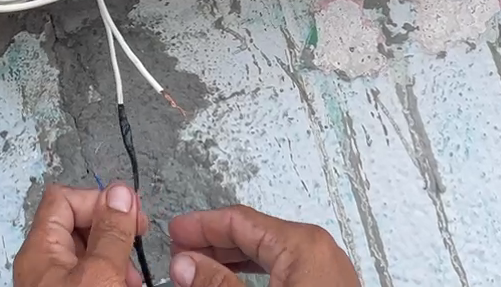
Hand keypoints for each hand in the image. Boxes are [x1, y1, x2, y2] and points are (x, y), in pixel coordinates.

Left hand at [13, 183, 149, 286]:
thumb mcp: (100, 275)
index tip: (131, 211)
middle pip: (77, 224)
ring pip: (86, 253)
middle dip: (112, 229)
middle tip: (137, 242)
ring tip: (133, 275)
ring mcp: (52, 285)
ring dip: (115, 255)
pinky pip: (88, 277)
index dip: (98, 198)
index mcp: (39, 249)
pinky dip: (108, 275)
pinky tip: (124, 285)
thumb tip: (120, 191)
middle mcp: (42, 265)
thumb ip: (110, 233)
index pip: (64, 197)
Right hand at [168, 205, 359, 286]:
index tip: (174, 233)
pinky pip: (284, 270)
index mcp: (301, 243)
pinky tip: (235, 284)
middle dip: (213, 245)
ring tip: (202, 272)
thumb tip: (184, 263)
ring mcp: (326, 270)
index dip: (201, 225)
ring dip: (231, 261)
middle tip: (182, 256)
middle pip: (252, 233)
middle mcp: (317, 248)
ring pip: (267, 253)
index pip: (238, 220)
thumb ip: (217, 284)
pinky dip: (255, 274)